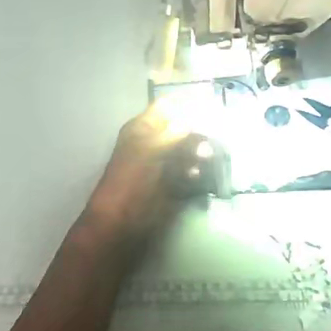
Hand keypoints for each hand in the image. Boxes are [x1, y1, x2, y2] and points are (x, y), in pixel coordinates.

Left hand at [82, 105, 207, 245]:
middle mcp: (152, 143)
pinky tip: (196, 177)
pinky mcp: (168, 186)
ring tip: (204, 159)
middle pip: (181, 130)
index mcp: (141, 129)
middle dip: (197, 134)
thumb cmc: (131, 180)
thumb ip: (174, 133)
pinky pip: (186, 173)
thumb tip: (194, 120)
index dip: (186, 108)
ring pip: (186, 152)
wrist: (120, 222)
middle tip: (210, 141)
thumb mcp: (151, 150)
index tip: (209, 112)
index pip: (166, 109)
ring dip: (197, 154)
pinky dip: (193, 173)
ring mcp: (160, 165)